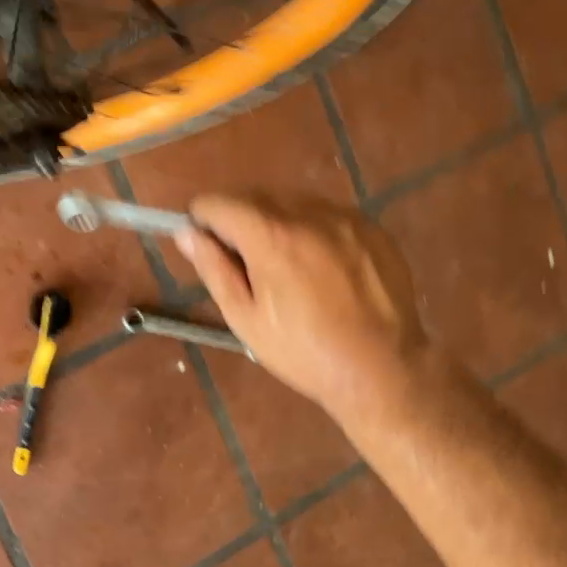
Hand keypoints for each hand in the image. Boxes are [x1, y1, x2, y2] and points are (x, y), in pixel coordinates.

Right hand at [173, 196, 429, 420]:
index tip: (202, 240)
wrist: (380, 369)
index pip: (220, 203)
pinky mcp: (374, 229)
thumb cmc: (302, 353)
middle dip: (239, 220)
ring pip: (295, 203)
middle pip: (257, 197)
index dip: (202, 219)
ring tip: (285, 267)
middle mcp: (310, 215)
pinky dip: (313, 231)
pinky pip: (329, 216)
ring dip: (277, 222)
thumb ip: (214, 270)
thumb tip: (186, 234)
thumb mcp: (246, 320)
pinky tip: (321, 269)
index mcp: (272, 239)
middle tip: (242, 262)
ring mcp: (347, 219)